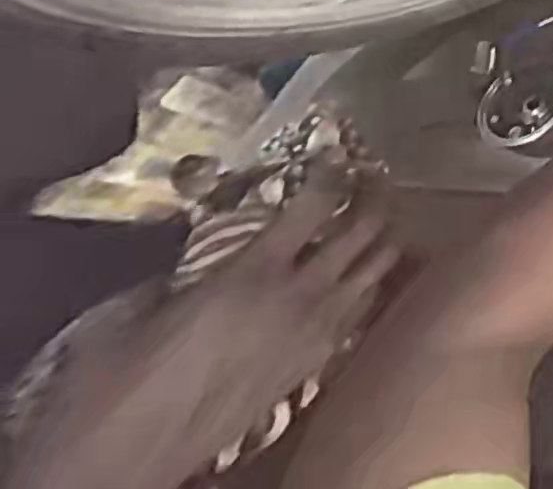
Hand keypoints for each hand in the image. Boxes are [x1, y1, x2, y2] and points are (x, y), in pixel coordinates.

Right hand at [11, 172, 402, 488]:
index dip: (334, 173)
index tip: (339, 155)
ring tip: (376, 219)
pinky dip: (372, 278)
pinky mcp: (326, 354)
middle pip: (370, 224)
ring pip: (383, 259)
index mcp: (253, 273)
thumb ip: (185, 274)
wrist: (117, 468)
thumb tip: (211, 254)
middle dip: (377, 192)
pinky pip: (368, 300)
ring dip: (385, 233)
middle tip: (372, 178)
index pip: (316, 205)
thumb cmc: (108, 391)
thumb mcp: (132, 315)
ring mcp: (324, 322)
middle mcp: (304, 290)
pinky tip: (360, 272)